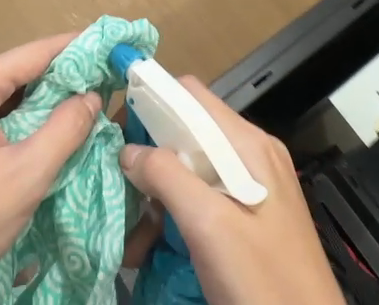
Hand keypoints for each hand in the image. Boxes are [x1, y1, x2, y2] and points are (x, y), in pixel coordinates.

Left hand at [0, 33, 101, 304]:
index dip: (73, 47)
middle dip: (63, 74)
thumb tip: (92, 97)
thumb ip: (65, 129)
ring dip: (47, 98)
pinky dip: (28, 117)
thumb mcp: (27, 175)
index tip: (108, 44)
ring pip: (10, 94)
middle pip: (20, 70)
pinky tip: (56, 124)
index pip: (32, 54)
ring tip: (91, 96)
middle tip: (107, 75)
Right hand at [120, 76, 342, 304]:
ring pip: (191, 169)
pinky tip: (154, 248)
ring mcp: (254, 187)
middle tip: (120, 194)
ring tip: (133, 239)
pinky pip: (203, 198)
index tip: (114, 131)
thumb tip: (129, 150)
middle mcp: (252, 155)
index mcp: (247, 144)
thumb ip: (168, 177)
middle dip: (148, 159)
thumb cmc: (265, 283)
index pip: (188, 95)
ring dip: (157, 195)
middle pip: (187, 133)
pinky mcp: (252, 218)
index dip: (148, 102)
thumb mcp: (209, 226)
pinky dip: (175, 214)